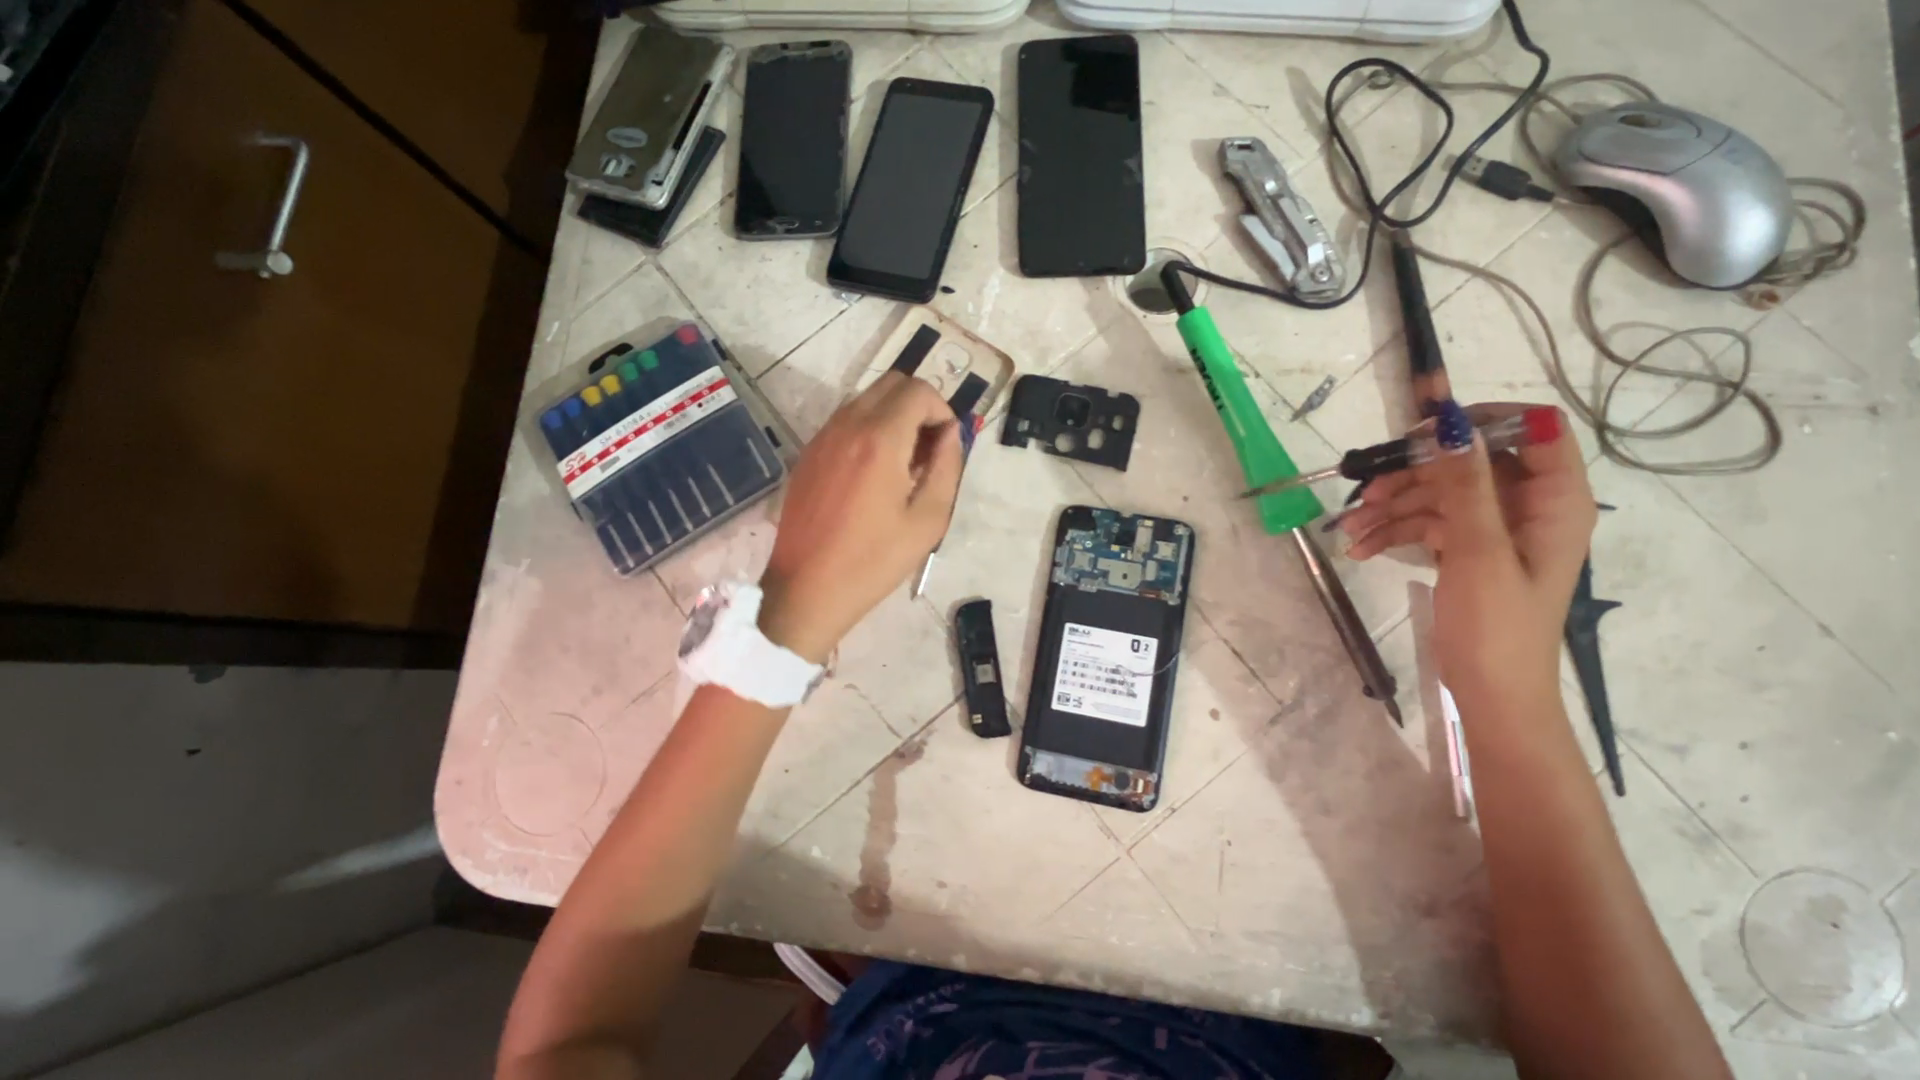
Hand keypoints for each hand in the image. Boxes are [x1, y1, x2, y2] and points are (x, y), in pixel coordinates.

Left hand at [759, 373, 963, 662]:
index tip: (947, 445)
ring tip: (903, 464)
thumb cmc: (873, 562)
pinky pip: (845, 421)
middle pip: (891, 384)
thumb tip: (950, 435)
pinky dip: (868, 430)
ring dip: (892, 416)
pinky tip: (873, 475)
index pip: (918, 391)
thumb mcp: (928, 521)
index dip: (942, 411)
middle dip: (918, 406)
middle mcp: (847, 426)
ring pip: (866, 399)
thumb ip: (947, 468)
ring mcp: (822, 438)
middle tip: (928, 449)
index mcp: (879, 441)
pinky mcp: (808, 454)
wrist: (807, 589)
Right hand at [1340, 403, 1595, 699]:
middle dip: (1416, 471)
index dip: (1482, 421)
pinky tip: (1361, 549)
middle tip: (1368, 484)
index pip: (1536, 429)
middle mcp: (1530, 505)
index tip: (1425, 433)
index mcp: (1555, 500)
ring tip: (1351, 527)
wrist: (1492, 695)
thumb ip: (1465, 484)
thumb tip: (1450, 424)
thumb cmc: (1498, 627)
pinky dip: (1395, 531)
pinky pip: (1430, 523)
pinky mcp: (1469, 550)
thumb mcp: (1479, 552)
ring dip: (1394, 504)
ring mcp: (1497, 529)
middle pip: (1472, 460)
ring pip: (1441, 492)